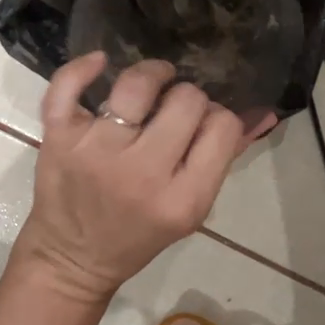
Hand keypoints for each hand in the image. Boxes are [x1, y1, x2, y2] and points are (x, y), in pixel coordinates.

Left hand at [9, 54, 274, 303]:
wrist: (70, 261)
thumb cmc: (138, 234)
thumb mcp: (191, 208)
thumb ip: (225, 156)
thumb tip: (264, 112)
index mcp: (183, 198)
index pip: (222, 126)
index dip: (217, 117)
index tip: (202, 125)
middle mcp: (141, 173)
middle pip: (186, 100)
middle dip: (187, 98)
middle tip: (174, 111)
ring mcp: (96, 153)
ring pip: (136, 85)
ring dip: (152, 74)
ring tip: (154, 82)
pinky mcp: (60, 139)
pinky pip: (68, 87)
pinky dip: (83, 68)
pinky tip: (101, 63)